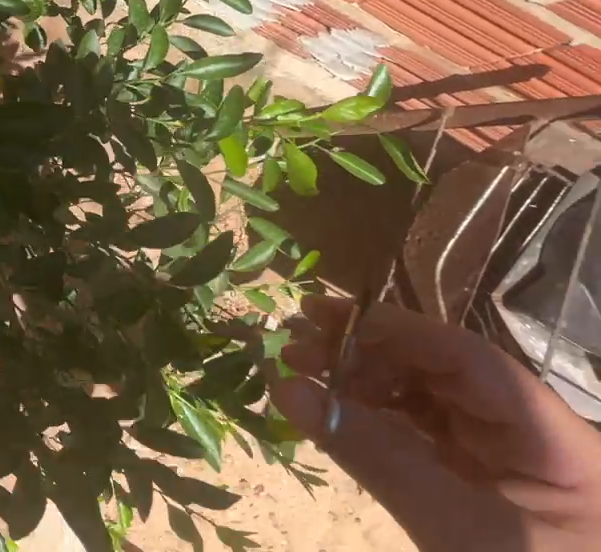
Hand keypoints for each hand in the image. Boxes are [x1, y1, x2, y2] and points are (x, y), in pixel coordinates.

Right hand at [267, 295, 600, 551]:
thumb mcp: (453, 528)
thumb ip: (373, 454)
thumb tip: (284, 385)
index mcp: (559, 441)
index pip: (470, 359)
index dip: (393, 330)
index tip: (316, 316)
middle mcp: (533, 431)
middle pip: (440, 367)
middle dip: (364, 352)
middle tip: (293, 350)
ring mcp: (505, 452)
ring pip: (422, 389)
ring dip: (358, 377)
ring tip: (300, 373)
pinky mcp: (477, 470)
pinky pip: (416, 421)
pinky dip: (368, 409)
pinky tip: (330, 407)